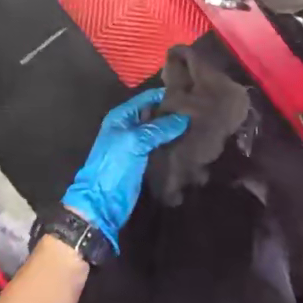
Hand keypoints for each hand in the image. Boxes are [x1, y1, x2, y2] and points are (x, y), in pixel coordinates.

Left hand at [62, 89, 189, 248]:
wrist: (101, 206)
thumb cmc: (113, 168)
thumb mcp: (134, 143)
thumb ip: (159, 128)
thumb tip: (185, 118)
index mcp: (122, 117)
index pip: (149, 98)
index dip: (168, 96)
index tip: (192, 97)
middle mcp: (130, 127)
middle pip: (156, 114)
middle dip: (175, 114)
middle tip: (200, 113)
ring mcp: (138, 145)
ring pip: (161, 131)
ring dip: (176, 130)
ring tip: (200, 127)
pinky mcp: (145, 161)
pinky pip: (162, 147)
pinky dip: (174, 145)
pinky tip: (191, 144)